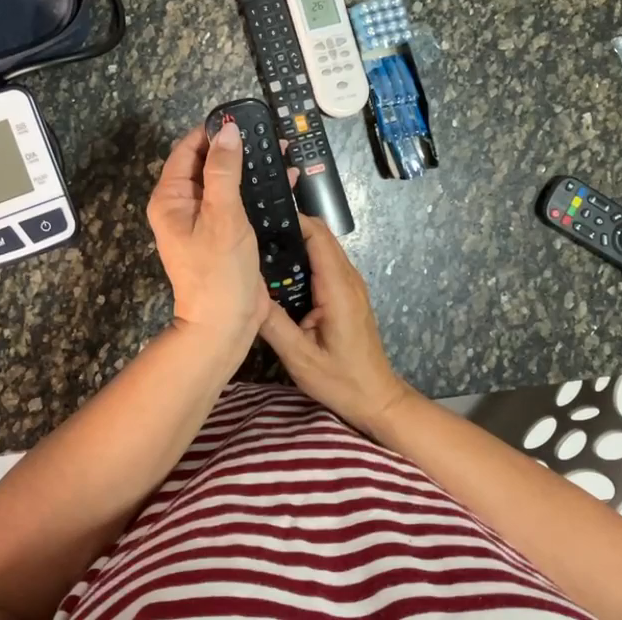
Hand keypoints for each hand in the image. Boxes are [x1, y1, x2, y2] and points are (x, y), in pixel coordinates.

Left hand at [146, 125, 268, 344]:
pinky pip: (239, 203)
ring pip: (227, 182)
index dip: (211, 132)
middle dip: (237, 148)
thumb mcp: (221, 216)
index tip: (239, 116)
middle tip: (268, 132)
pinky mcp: (225, 234)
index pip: (187, 151)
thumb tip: (226, 131)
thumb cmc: (217, 270)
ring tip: (282, 150)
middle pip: (208, 164)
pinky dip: (259, 190)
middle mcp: (183, 206)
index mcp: (171, 199)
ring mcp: (204, 221)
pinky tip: (285, 179)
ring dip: (251, 167)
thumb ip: (223, 170)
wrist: (224, 326)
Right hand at [259, 217, 416, 436]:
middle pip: (319, 235)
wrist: (377, 400)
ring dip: (293, 242)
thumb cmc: (340, 380)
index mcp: (338, 288)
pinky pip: (323, 263)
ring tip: (258, 249)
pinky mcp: (346, 293)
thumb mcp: (299, 357)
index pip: (316, 234)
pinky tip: (277, 273)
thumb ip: (272, 321)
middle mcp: (348, 278)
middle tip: (249, 234)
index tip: (257, 220)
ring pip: (321, 247)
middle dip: (287, 228)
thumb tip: (244, 287)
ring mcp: (349, 284)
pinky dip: (301, 258)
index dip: (289, 220)